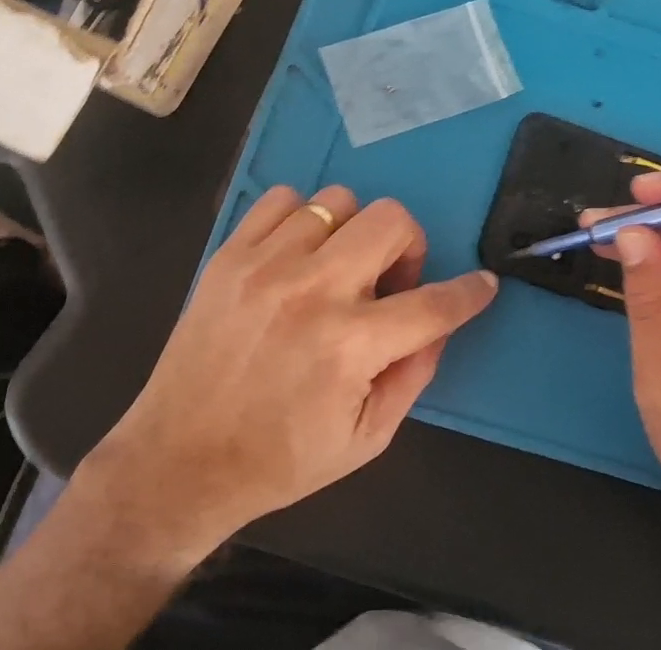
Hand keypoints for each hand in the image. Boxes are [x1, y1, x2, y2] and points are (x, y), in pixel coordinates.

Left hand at [78, 186, 496, 558]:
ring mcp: (266, 266)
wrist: (179, 460)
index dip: (470, 292)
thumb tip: (439, 325)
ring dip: (354, 234)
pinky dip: (301, 220)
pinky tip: (296, 258)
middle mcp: (313, 291)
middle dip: (409, 249)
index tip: (481, 284)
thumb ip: (413, 375)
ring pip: (339, 202)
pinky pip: (282, 200)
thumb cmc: (280, 459)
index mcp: (351, 345)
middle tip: (390, 284)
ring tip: (338, 271)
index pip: (435, 303)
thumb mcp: (367, 438)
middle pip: (391, 221)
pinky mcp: (229, 256)